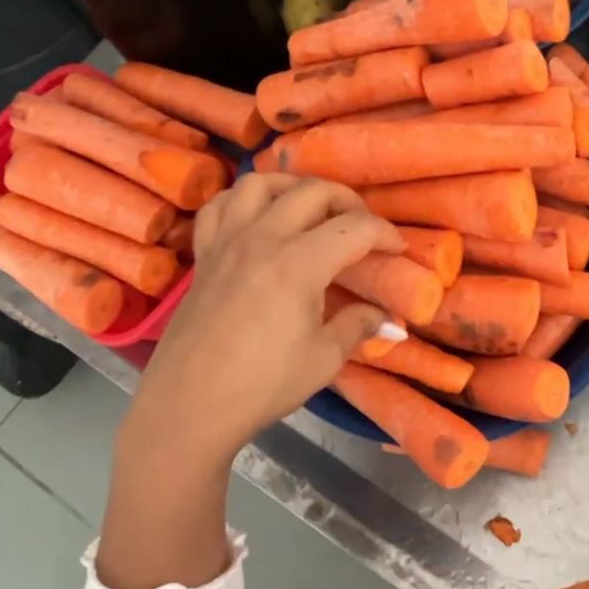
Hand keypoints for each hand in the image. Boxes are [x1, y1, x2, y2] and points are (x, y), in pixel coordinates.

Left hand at [131, 172, 403, 454]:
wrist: (190, 404)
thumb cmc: (262, 385)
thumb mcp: (323, 359)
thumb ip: (358, 326)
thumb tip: (390, 320)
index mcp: (298, 264)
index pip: (354, 228)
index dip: (385, 234)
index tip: (398, 249)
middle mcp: (262, 238)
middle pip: (312, 191)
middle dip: (348, 202)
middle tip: (361, 228)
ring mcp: (227, 242)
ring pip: (260, 183)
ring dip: (293, 187)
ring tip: (309, 209)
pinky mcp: (204, 255)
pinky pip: (220, 206)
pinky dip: (243, 200)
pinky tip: (257, 218)